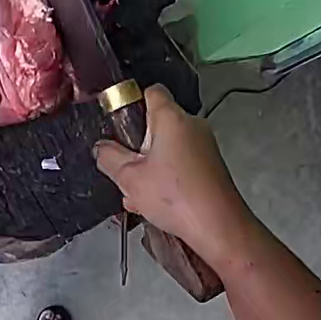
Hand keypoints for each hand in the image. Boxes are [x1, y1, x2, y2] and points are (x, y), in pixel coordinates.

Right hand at [92, 84, 258, 266]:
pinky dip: (164, 178)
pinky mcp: (210, 167)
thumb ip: (109, 157)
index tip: (116, 125)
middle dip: (136, 146)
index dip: (130, 103)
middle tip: (123, 169)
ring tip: (135, 194)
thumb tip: (101, 148)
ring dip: (148, 167)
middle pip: (156, 124)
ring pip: (166, 148)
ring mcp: (204, 146)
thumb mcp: (129, 178)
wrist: (219, 228)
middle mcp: (192, 125)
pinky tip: (152, 203)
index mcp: (172, 118)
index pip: (151, 91)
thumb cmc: (176, 198)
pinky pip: (179, 164)